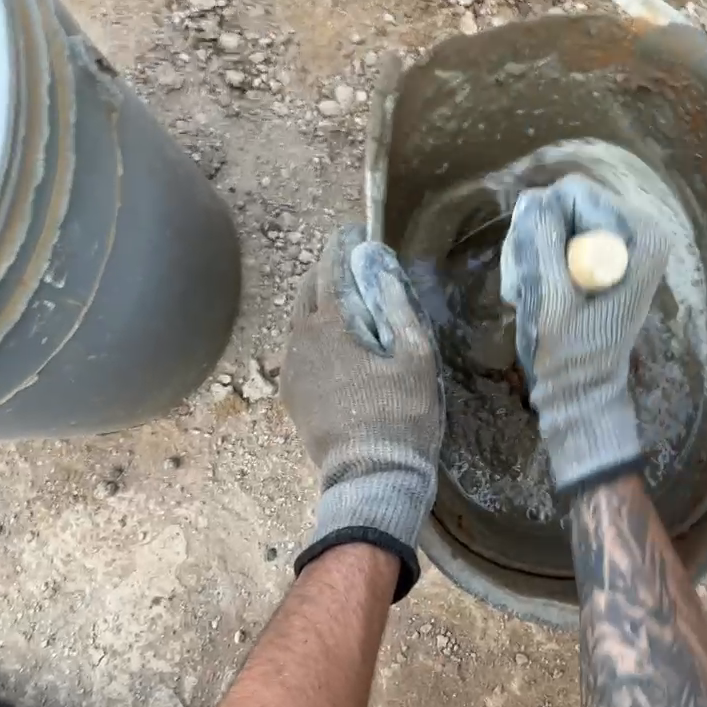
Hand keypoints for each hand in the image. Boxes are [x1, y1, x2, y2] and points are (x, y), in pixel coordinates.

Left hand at [282, 225, 443, 600]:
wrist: (370, 474)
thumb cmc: (401, 415)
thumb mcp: (415, 357)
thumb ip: (397, 306)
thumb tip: (380, 265)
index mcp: (331, 325)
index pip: (330, 269)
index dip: (342, 247)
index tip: (355, 232)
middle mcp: (301, 340)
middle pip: (306, 291)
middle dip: (324, 271)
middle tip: (346, 262)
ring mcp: (291, 368)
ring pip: (297, 321)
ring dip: (316, 303)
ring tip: (340, 300)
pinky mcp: (291, 394)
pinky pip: (297, 350)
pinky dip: (311, 334)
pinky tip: (330, 342)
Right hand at [500, 174, 670, 492]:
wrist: (580, 394)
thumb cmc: (571, 356)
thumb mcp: (554, 300)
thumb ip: (545, 244)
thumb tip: (533, 198)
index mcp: (641, 238)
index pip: (577, 193)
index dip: (544, 223)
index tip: (534, 267)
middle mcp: (636, 234)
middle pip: (565, 205)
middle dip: (535, 241)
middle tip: (522, 286)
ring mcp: (617, 248)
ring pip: (554, 223)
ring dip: (530, 257)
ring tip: (525, 296)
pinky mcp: (600, 262)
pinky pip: (557, 243)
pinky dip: (537, 266)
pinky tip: (533, 296)